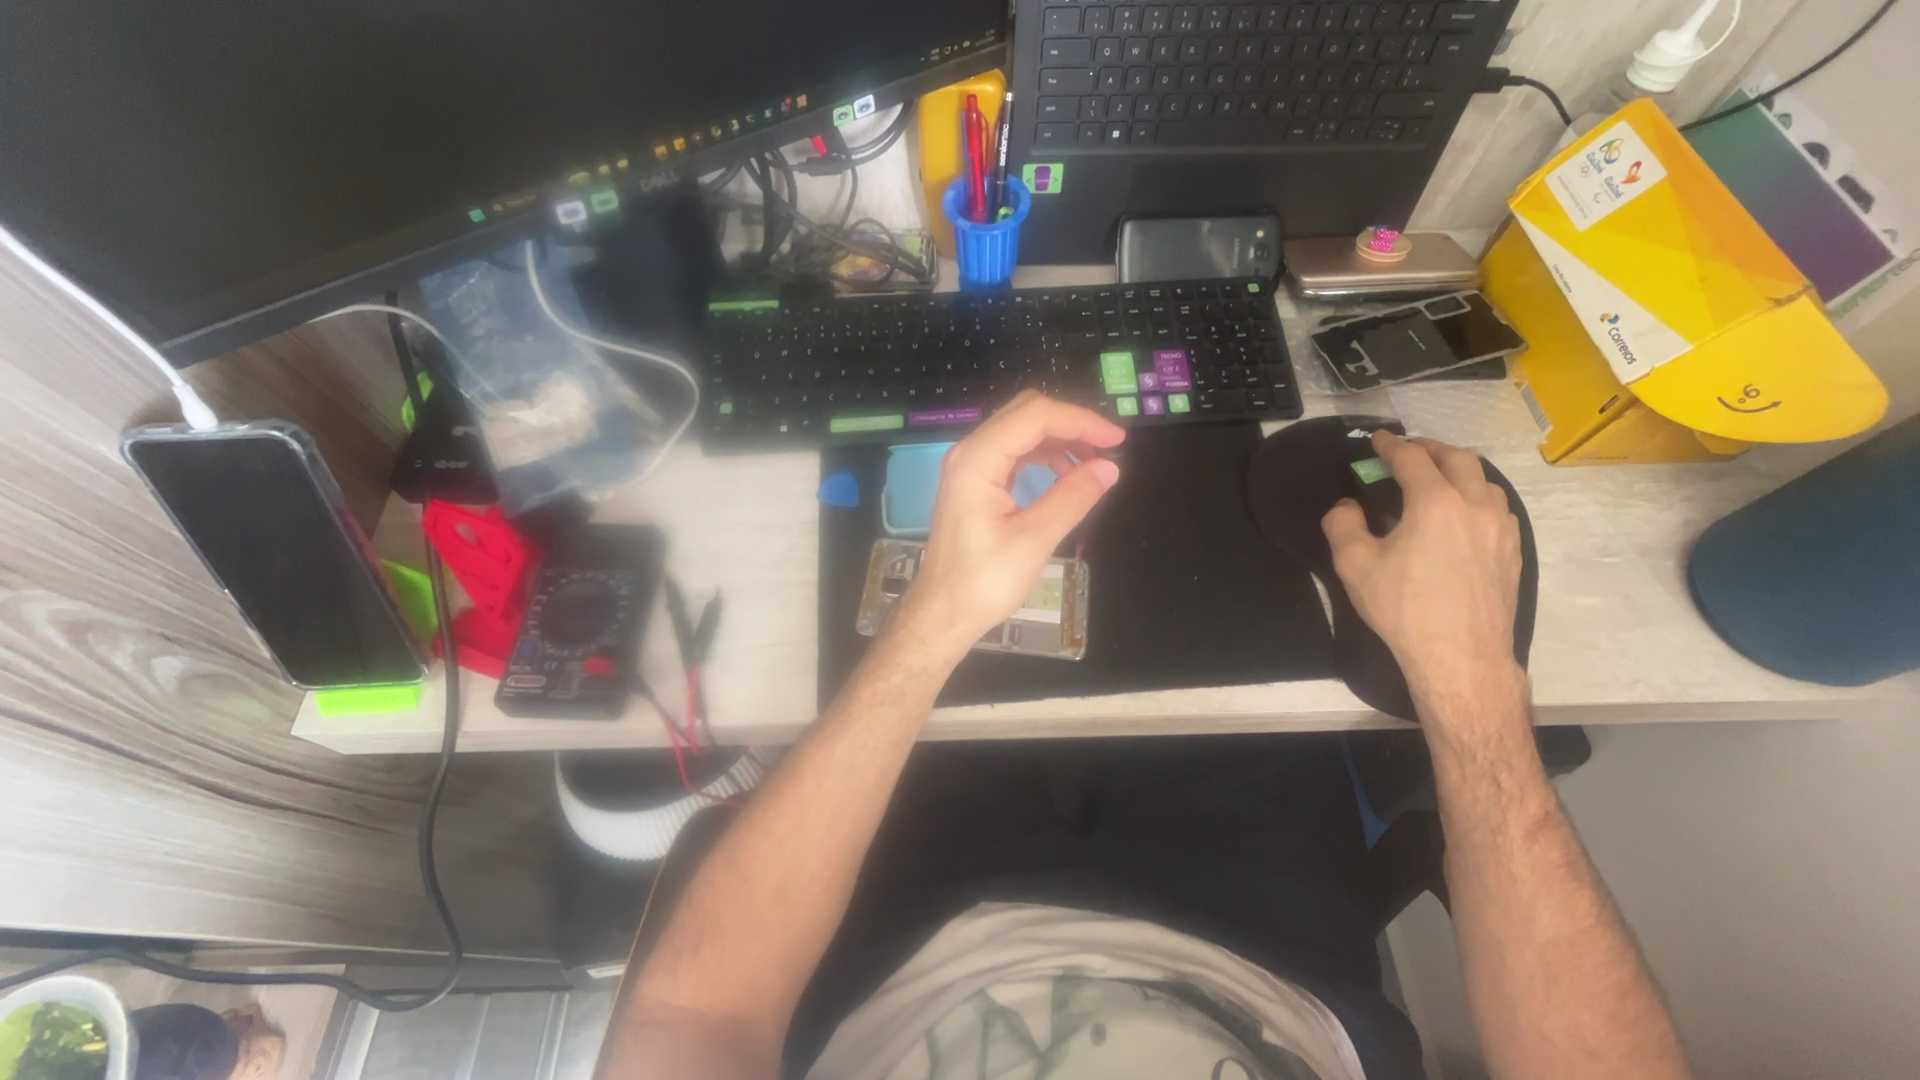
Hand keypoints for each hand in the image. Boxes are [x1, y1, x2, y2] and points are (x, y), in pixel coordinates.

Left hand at [891, 392, 1124, 663]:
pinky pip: (1014, 453)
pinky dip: (1044, 456)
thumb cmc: (983, 582)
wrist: (943, 613)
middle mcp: (970, 453)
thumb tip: (1110, 467)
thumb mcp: (1034, 540)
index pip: (1035, 416)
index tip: (1117, 439)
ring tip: (1093, 464)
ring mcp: (971, 467)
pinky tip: (1066, 475)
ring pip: (1021, 431)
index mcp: (977, 460)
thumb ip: (1072, 497)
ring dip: (1059, 439)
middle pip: (1026, 414)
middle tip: (1108, 447)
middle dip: (1071, 424)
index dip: (1081, 421)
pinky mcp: (976, 483)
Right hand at [1322, 432, 1524, 714]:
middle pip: (1457, 458)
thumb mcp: (1354, 566)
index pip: (1412, 458)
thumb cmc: (1404, 609)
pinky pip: (1496, 507)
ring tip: (1437, 481)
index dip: (1390, 445)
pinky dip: (1477, 497)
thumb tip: (1347, 507)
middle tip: (1407, 452)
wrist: (1460, 655)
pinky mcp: (1511, 550)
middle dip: (1429, 448)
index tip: (1376, 440)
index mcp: (1434, 502)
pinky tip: (1462, 516)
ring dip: (1458, 471)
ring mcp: (1500, 527)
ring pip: (1484, 481)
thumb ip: (1342, 525)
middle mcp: (1474, 505)